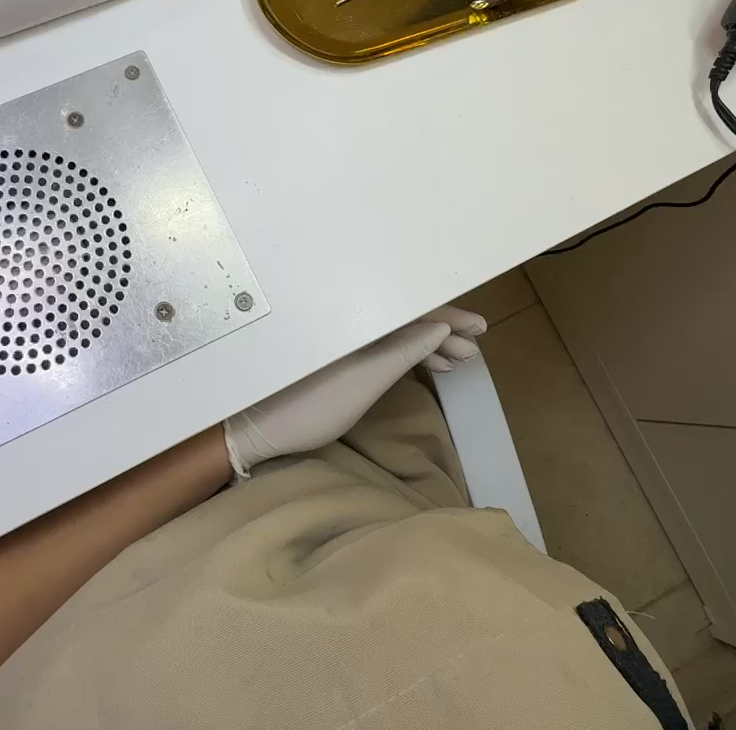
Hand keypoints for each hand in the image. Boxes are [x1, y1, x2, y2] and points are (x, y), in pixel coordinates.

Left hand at [221, 306, 486, 477]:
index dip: (447, 316)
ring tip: (456, 362)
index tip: (479, 327)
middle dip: (441, 330)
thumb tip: (440, 326)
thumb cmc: (310, 406)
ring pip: (392, 330)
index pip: (410, 307)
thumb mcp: (364, 381)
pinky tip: (425, 365)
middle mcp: (345, 317)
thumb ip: (403, 350)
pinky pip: (379, 343)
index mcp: (352, 314)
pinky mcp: (333, 354)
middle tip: (473, 352)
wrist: (255, 429)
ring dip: (426, 343)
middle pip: (402, 315)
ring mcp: (338, 336)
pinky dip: (404, 353)